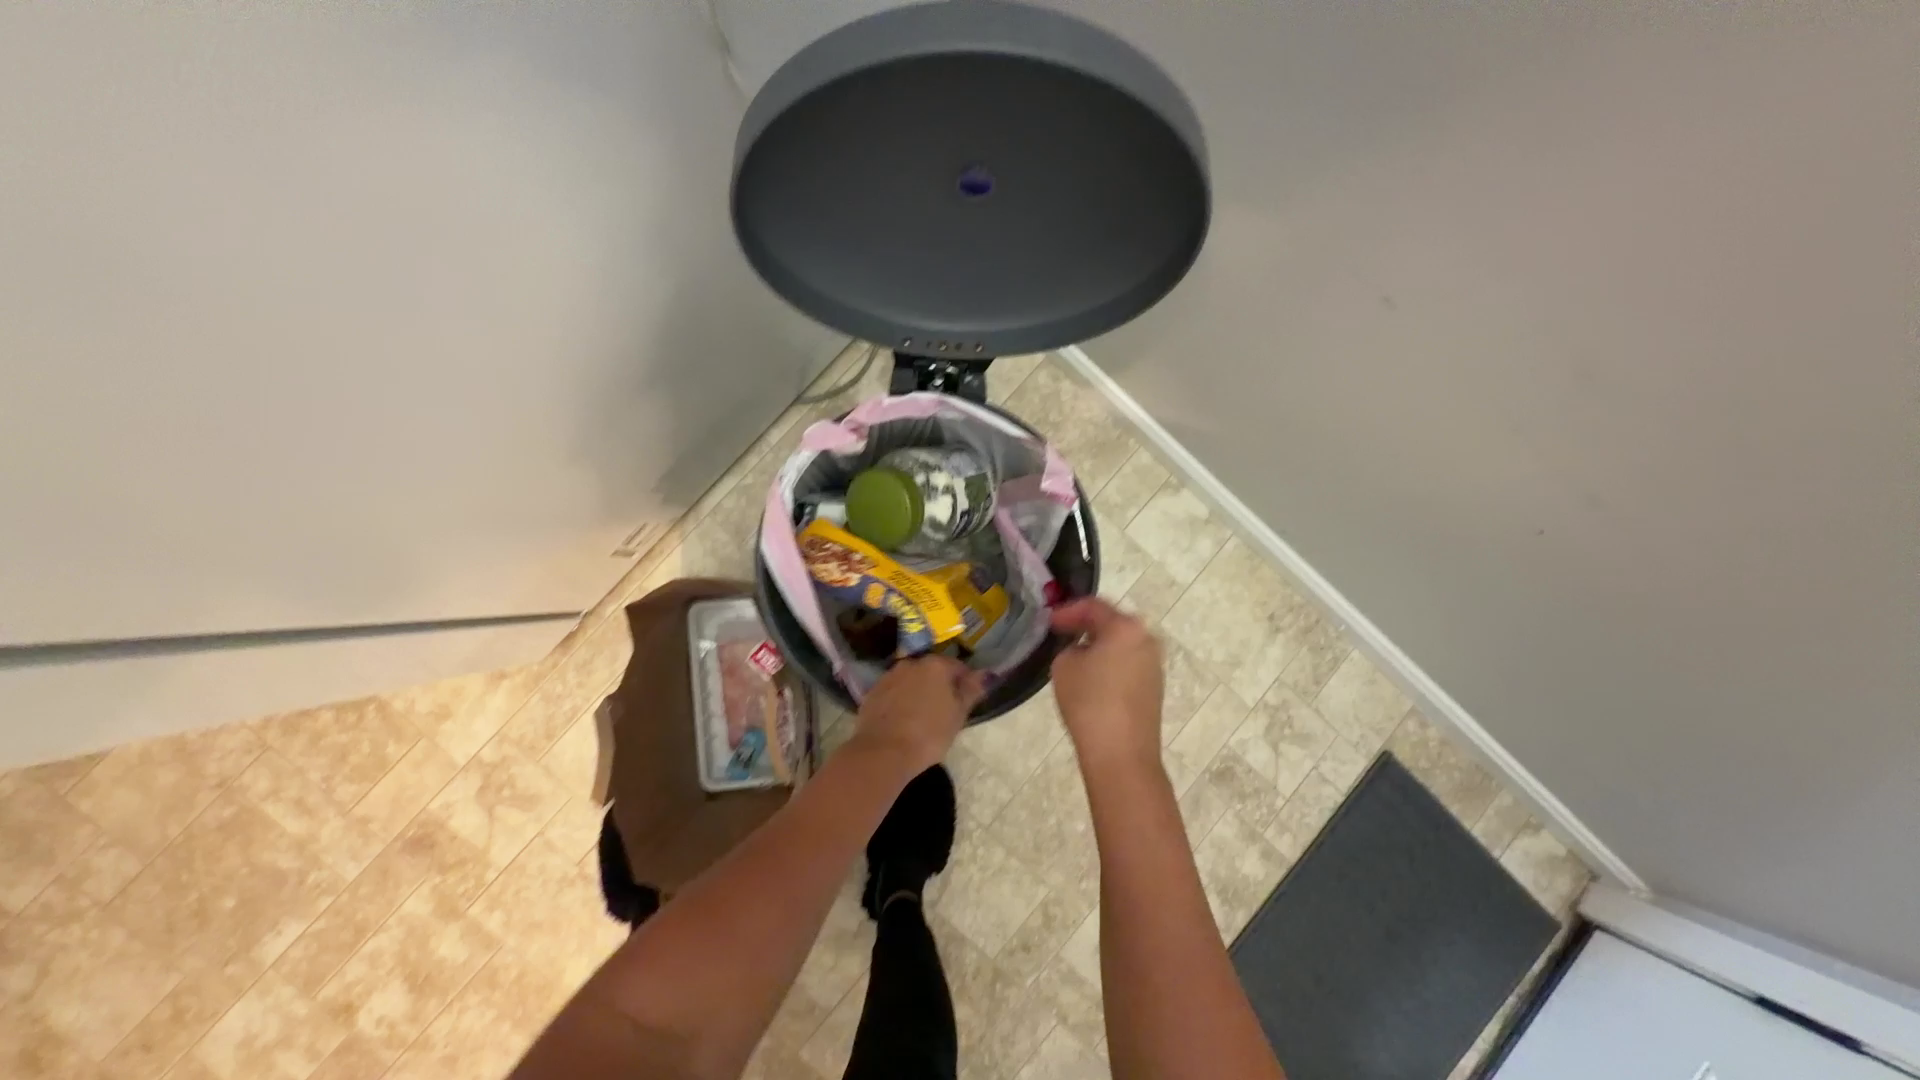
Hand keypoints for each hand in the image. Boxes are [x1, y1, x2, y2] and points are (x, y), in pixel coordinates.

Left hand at [850, 655, 984, 774]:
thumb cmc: (929, 735)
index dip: (965, 684)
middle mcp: (911, 664)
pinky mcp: (872, 692)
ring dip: (917, 691)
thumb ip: (971, 691)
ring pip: (910, 680)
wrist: (883, 752)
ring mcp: (889, 676)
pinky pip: (893, 692)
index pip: (958, 668)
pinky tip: (902, 719)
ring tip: (921, 716)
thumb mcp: (958, 715)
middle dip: (939, 685)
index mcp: (936, 665)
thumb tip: (984, 674)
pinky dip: (899, 700)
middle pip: (932, 671)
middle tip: (944, 710)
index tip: (965, 702)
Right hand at [1049, 598, 1165, 777]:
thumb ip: (1070, 648)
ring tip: (1075, 656)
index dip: (1066, 612)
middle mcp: (1147, 639)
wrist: (1121, 753)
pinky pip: (1128, 665)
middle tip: (1062, 633)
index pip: (1093, 607)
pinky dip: (1110, 664)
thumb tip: (1083, 652)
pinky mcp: (1155, 688)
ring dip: (1100, 646)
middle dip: (1086, 626)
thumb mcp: (1064, 666)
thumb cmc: (1089, 702)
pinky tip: (1093, 678)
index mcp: (1126, 627)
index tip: (1048, 622)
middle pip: (1113, 623)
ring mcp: (1155, 665)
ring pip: (1122, 645)